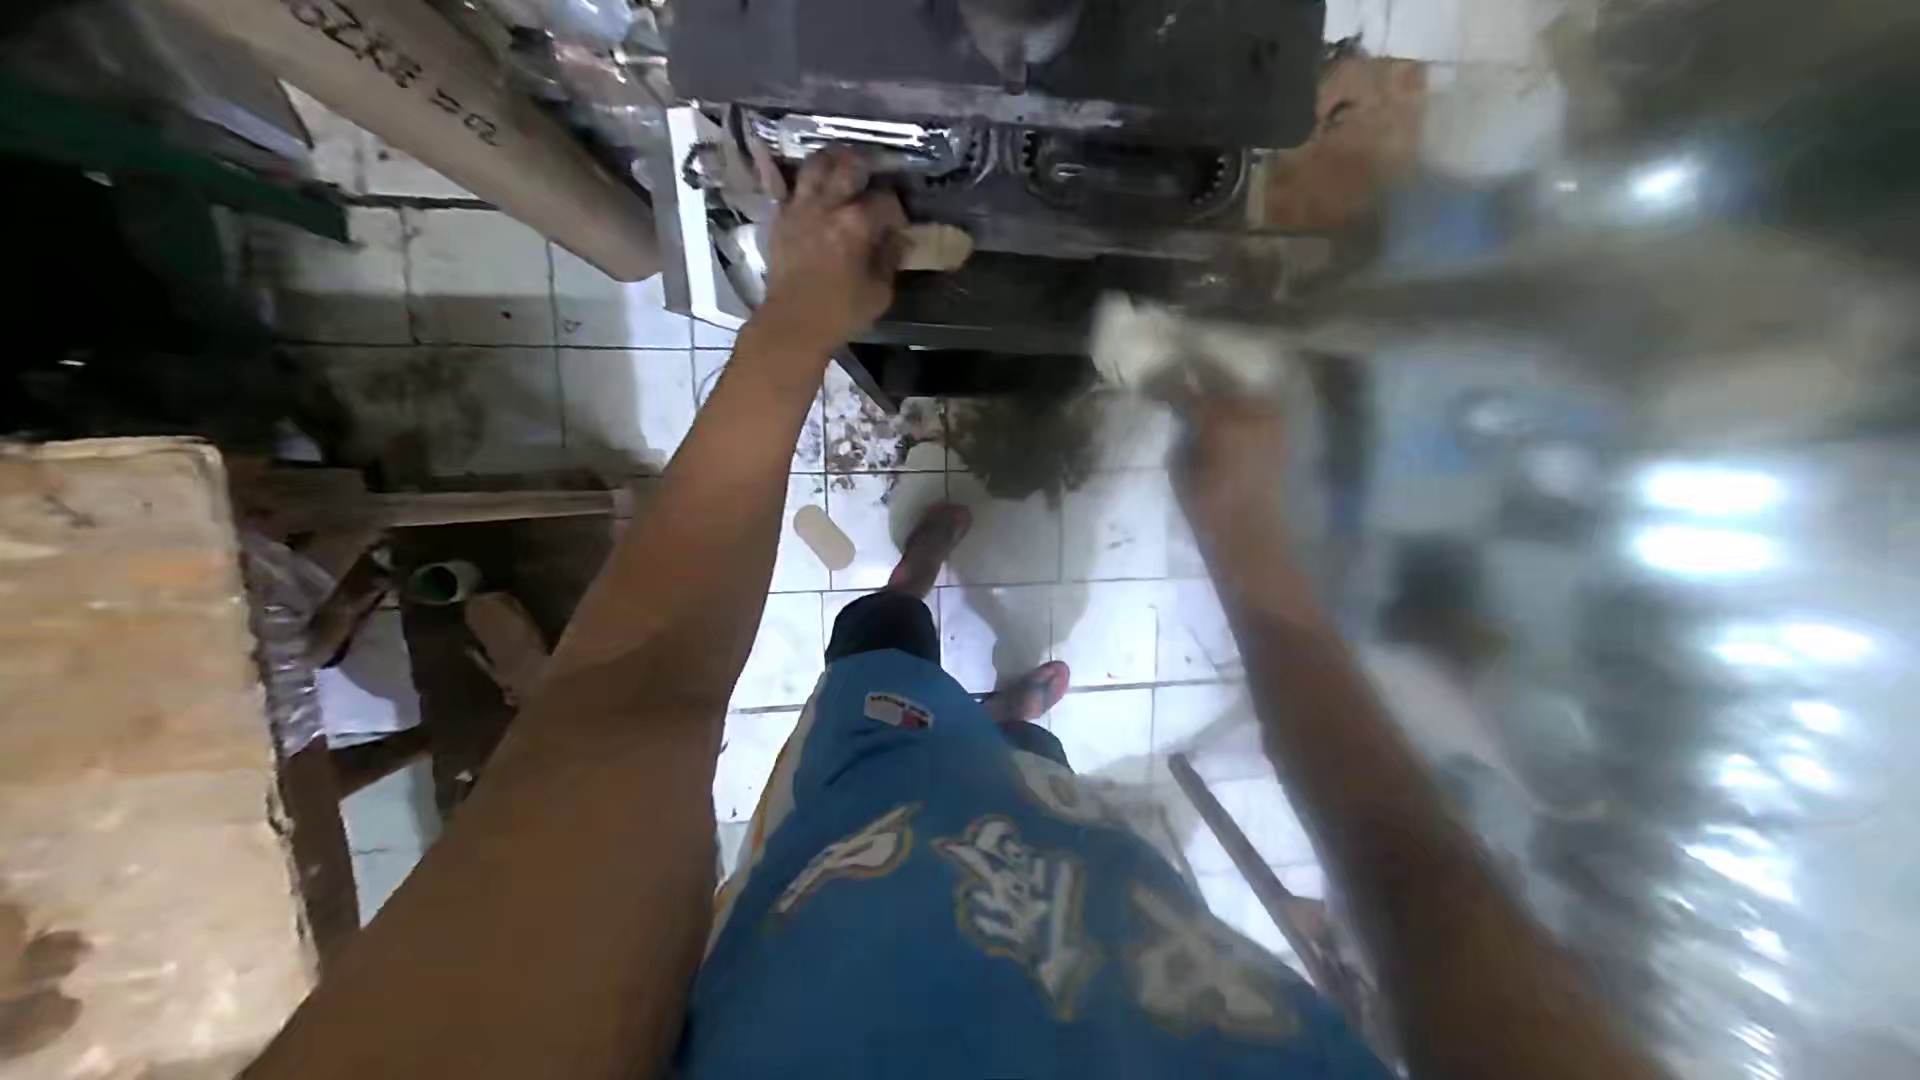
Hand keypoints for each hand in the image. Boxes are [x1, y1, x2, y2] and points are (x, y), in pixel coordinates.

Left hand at [754, 148, 906, 352]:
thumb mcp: (879, 293)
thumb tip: (900, 240)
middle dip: (864, 166)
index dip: (896, 208)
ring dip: (830, 161)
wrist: (793, 324)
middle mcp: (827, 205)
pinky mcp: (780, 218)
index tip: (898, 222)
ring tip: (840, 167)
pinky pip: (788, 187)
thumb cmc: (841, 313)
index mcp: (857, 223)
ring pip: (814, 165)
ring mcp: (799, 208)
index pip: (885, 200)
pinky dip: (801, 183)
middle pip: (847, 166)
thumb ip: (890, 260)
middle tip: (870, 177)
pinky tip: (811, 188)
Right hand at [1161, 385, 1290, 545]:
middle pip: (1219, 379)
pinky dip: (1240, 405)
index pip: (1186, 391)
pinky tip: (1227, 414)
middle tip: (1177, 379)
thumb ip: (1183, 438)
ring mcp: (1269, 421)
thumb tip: (1185, 420)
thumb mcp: (1181, 473)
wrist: (1252, 536)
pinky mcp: (1280, 434)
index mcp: (1217, 422)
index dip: (1165, 385)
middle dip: (1196, 377)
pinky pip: (1257, 408)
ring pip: (1241, 390)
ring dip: (1221, 389)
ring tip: (1204, 396)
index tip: (1151, 386)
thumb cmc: (1207, 510)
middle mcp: (1248, 412)